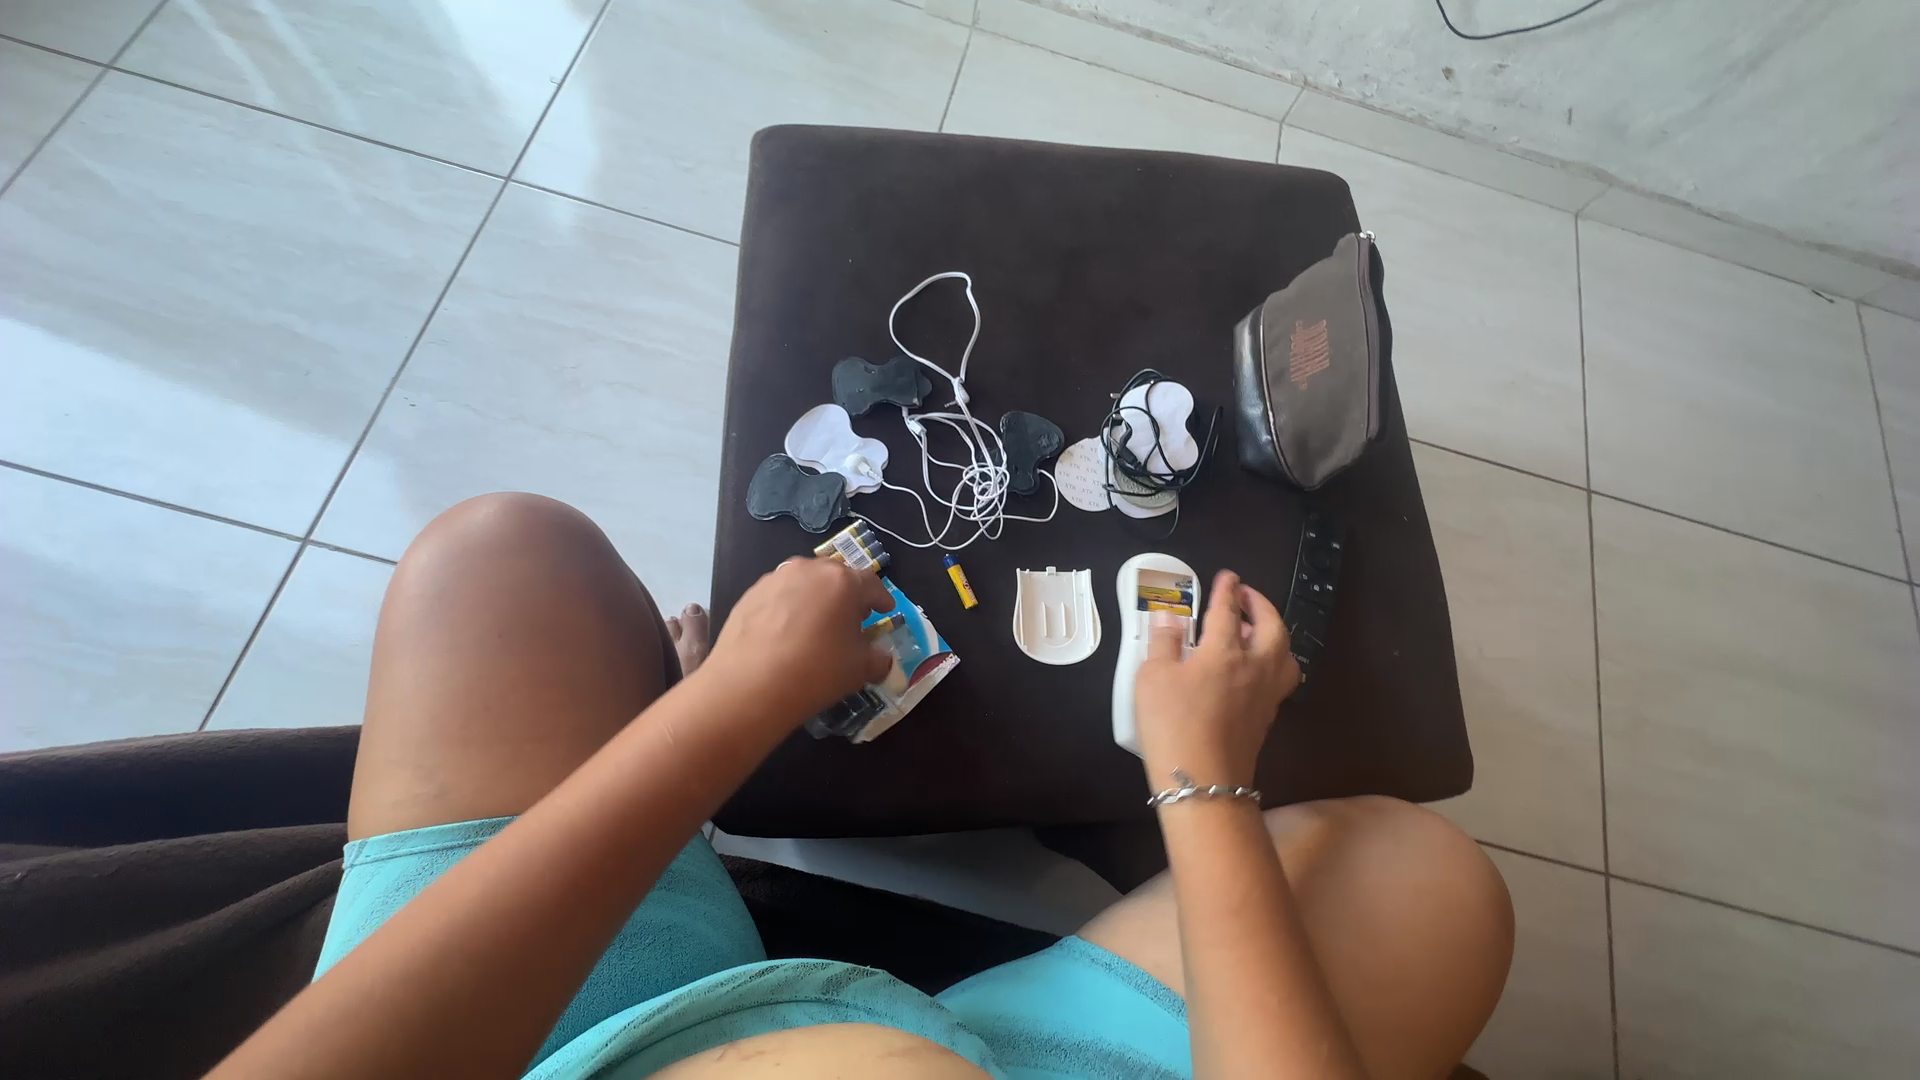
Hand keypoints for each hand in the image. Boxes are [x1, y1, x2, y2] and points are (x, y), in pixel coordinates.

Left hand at [699, 556, 896, 724]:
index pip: (872, 584)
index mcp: (844, 582)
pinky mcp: (751, 593)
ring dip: (816, 598)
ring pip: (806, 582)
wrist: (750, 685)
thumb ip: (878, 658)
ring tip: (816, 625)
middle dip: (847, 595)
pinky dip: (789, 607)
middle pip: (837, 576)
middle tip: (851, 619)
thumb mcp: (860, 670)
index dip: (881, 599)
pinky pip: (780, 595)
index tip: (885, 611)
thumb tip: (881, 657)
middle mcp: (811, 570)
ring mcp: (777, 578)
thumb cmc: (816, 671)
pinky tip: (786, 633)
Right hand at [1134, 569, 1299, 787]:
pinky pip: (1280, 678)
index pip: (1227, 611)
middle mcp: (1254, 667)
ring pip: (1285, 654)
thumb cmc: (1172, 724)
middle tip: (1246, 596)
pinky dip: (1273, 661)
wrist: (1202, 781)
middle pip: (1271, 627)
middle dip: (1261, 606)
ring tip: (1256, 630)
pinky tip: (1253, 668)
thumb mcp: (1152, 677)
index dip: (1226, 590)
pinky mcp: (1267, 718)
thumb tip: (1171, 618)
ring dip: (1274, 634)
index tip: (1228, 576)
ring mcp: (1266, 694)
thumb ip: (1163, 643)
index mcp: (1224, 651)